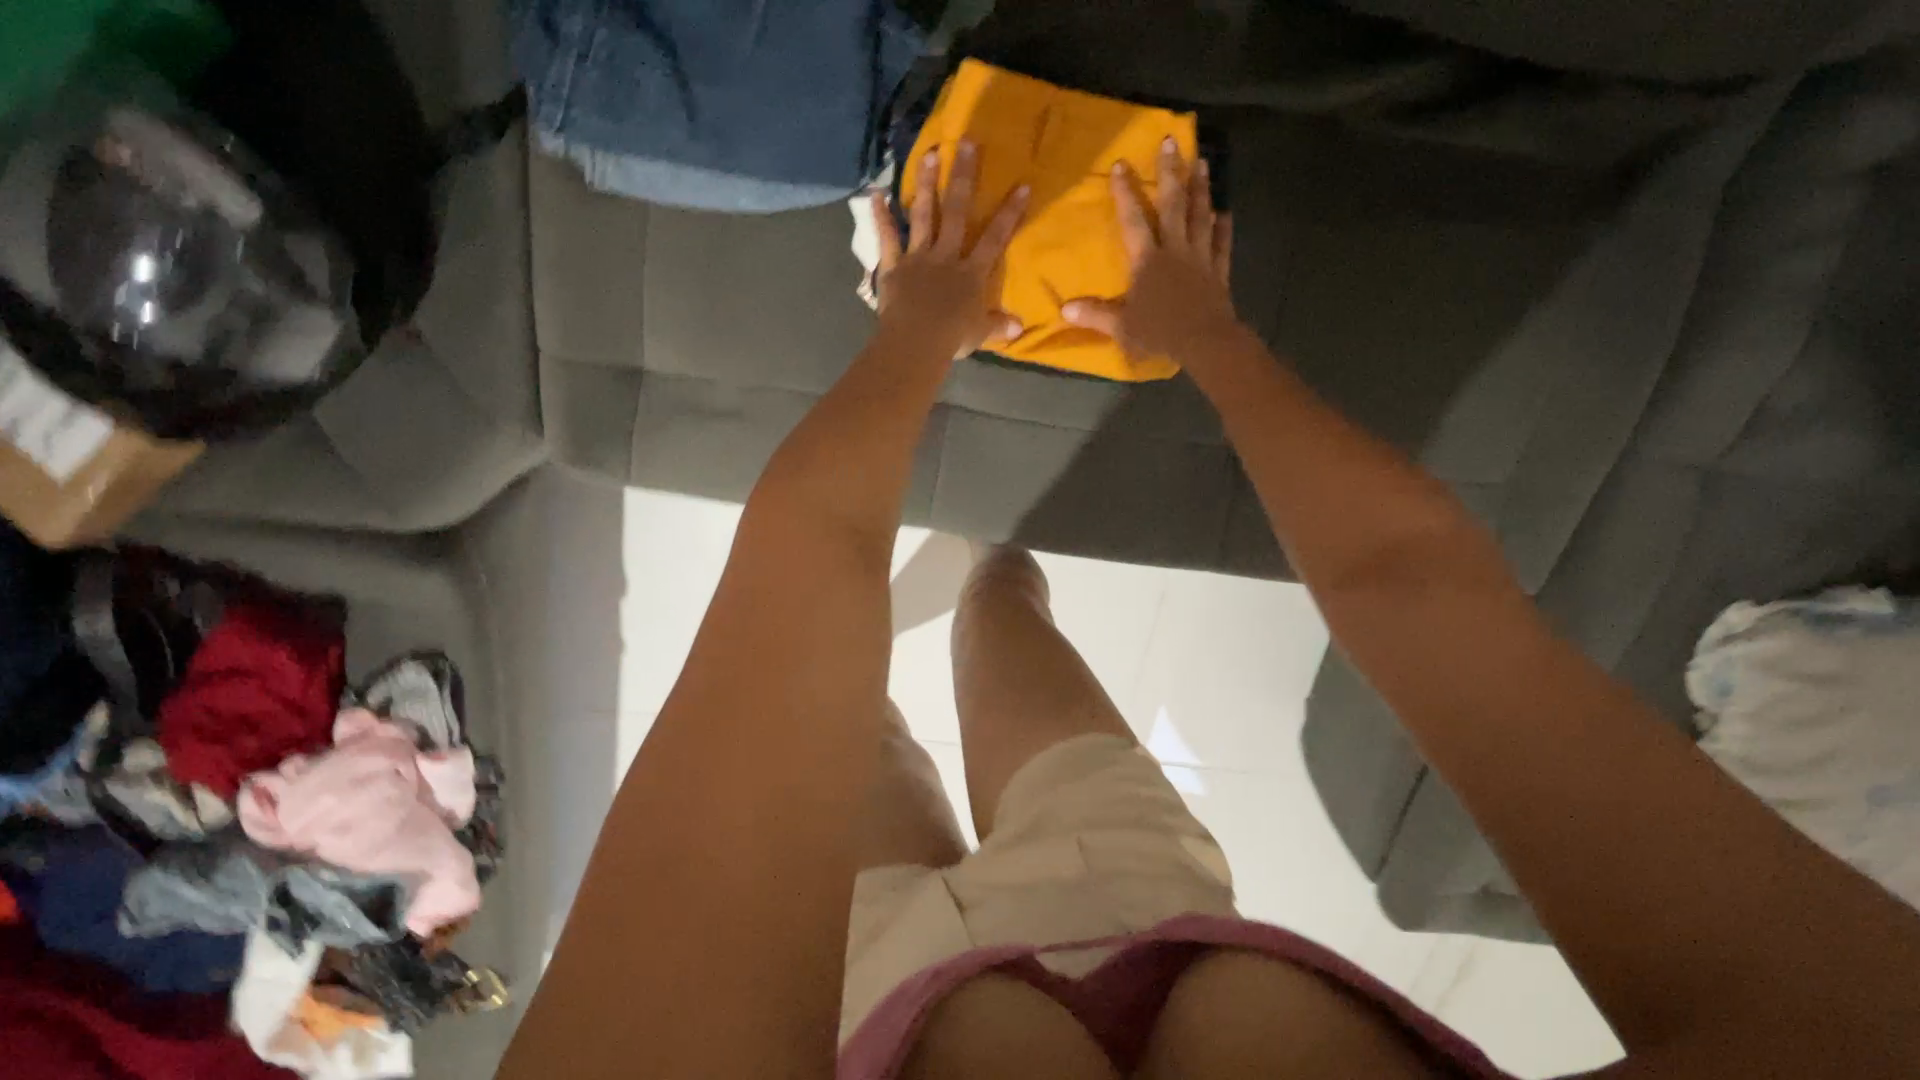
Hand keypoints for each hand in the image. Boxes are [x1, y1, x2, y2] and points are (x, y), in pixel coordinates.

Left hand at [873, 140, 1028, 359]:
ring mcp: (918, 258)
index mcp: (971, 274)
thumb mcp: (980, 334)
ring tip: (928, 153)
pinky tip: (875, 194)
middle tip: (967, 143)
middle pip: (957, 212)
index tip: (1022, 186)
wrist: (916, 342)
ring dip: (926, 184)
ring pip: (924, 215)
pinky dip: (880, 217)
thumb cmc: (951, 340)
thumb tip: (1020, 325)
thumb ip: (998, 325)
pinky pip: (887, 238)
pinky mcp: (893, 266)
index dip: (1009, 213)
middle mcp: (947, 257)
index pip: (995, 238)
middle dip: (963, 176)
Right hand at [1061, 138, 1240, 364]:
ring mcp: (1200, 257)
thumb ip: (1095, 314)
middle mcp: (1175, 249)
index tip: (1121, 164)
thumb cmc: (1160, 331)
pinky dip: (1223, 228)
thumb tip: (1064, 309)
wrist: (1205, 341)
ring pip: (1200, 215)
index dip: (1125, 192)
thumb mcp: (1121, 326)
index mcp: (1147, 259)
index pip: (1133, 219)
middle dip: (1171, 172)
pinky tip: (1224, 213)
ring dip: (1201, 188)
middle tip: (1172, 142)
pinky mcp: (1218, 271)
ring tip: (1203, 162)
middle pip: (1173, 204)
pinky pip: (1221, 244)